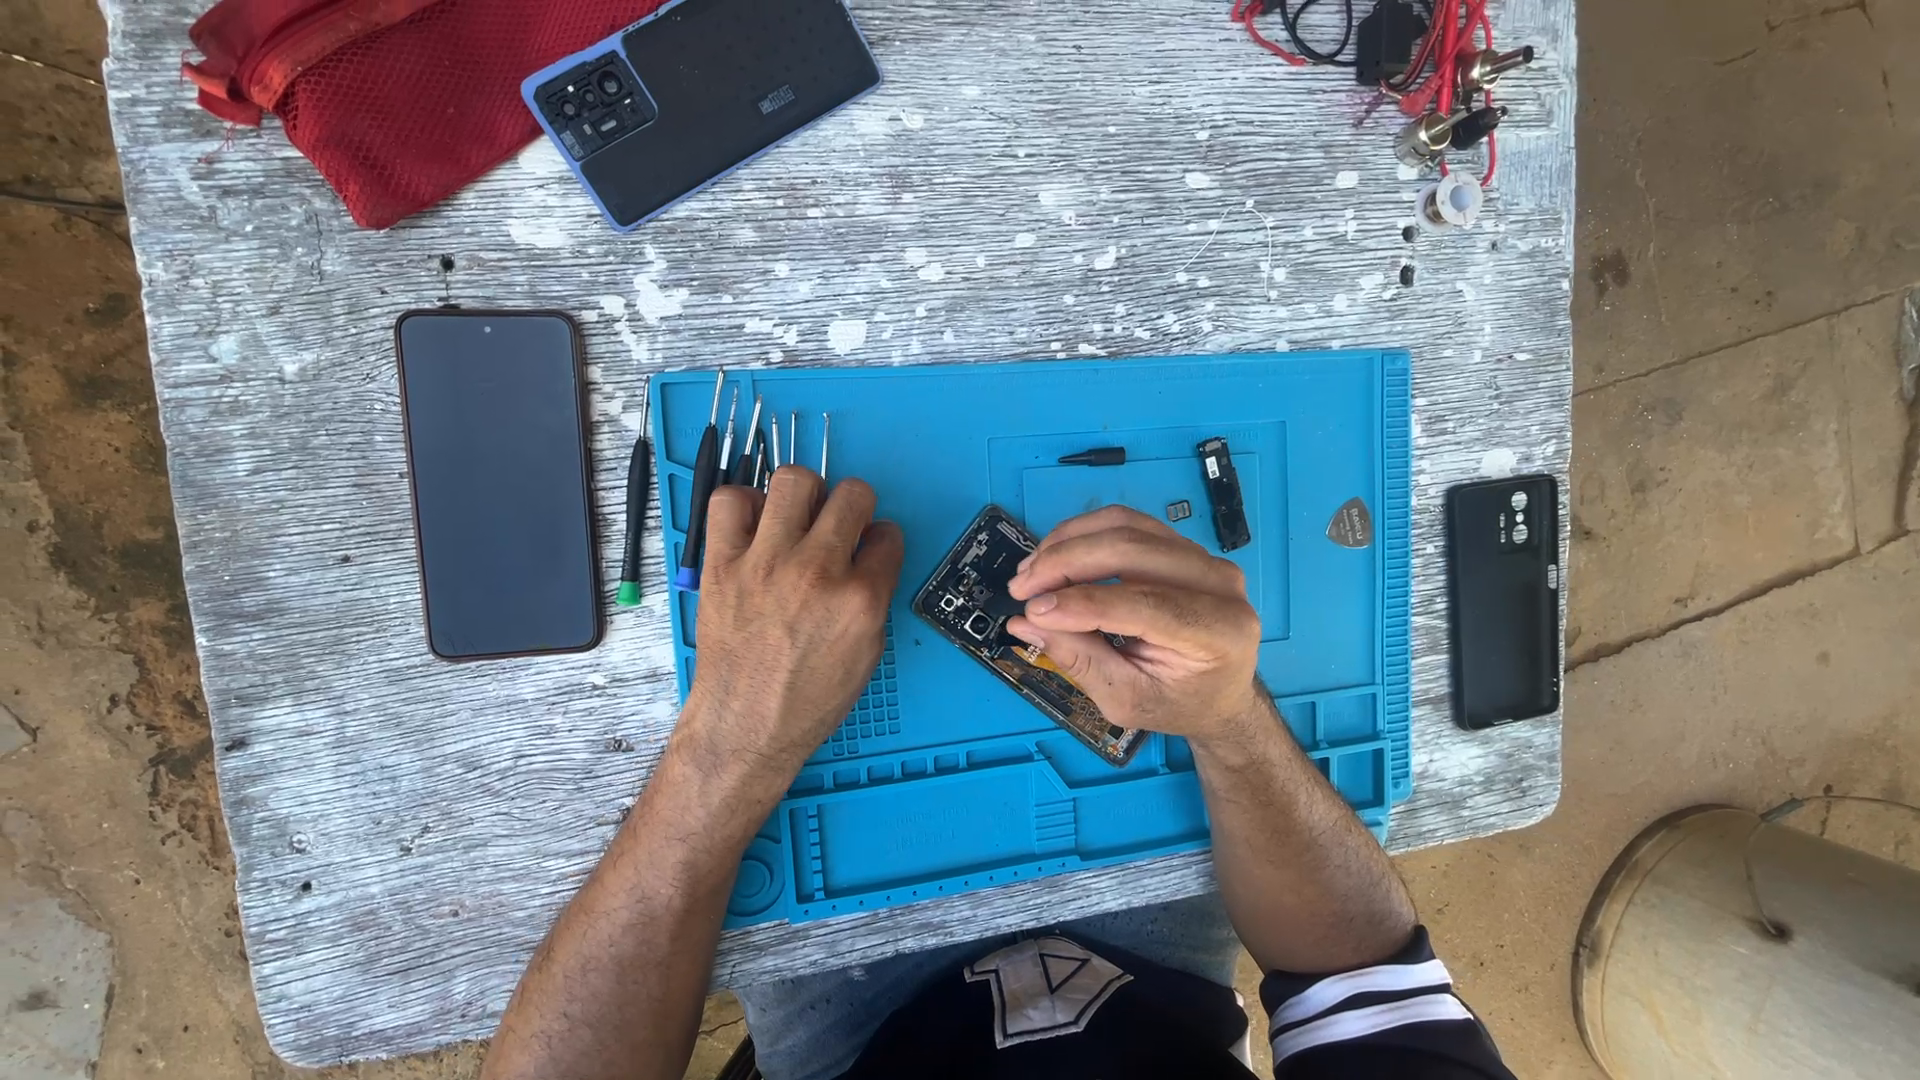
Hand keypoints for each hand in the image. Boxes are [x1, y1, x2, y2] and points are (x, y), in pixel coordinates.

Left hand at [679, 469, 904, 778]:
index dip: (881, 539)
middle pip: (852, 495)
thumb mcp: (868, 652)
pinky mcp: (723, 564)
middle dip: (854, 506)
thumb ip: (874, 595)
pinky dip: (745, 505)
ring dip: (805, 494)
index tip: (868, 546)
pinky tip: (755, 528)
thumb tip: (868, 555)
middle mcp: (817, 572)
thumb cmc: (807, 699)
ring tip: (797, 517)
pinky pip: (731, 501)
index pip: (888, 534)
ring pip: (795, 480)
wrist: (747, 725)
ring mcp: (766, 563)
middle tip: (838, 527)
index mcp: (860, 599)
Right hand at [1006, 505, 1264, 742]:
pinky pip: (1127, 523)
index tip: (1031, 610)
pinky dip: (1082, 535)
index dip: (1083, 603)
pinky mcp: (1182, 545)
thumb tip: (1025, 623)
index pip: (1146, 604)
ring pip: (1126, 526)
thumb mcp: (1126, 699)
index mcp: (1220, 632)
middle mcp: (1220, 584)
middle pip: (1133, 549)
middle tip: (1020, 587)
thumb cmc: (1176, 703)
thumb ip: (1080, 659)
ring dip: (1068, 543)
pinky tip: (1053, 557)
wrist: (1219, 693)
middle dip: (1066, 562)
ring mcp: (1204, 558)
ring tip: (1030, 571)